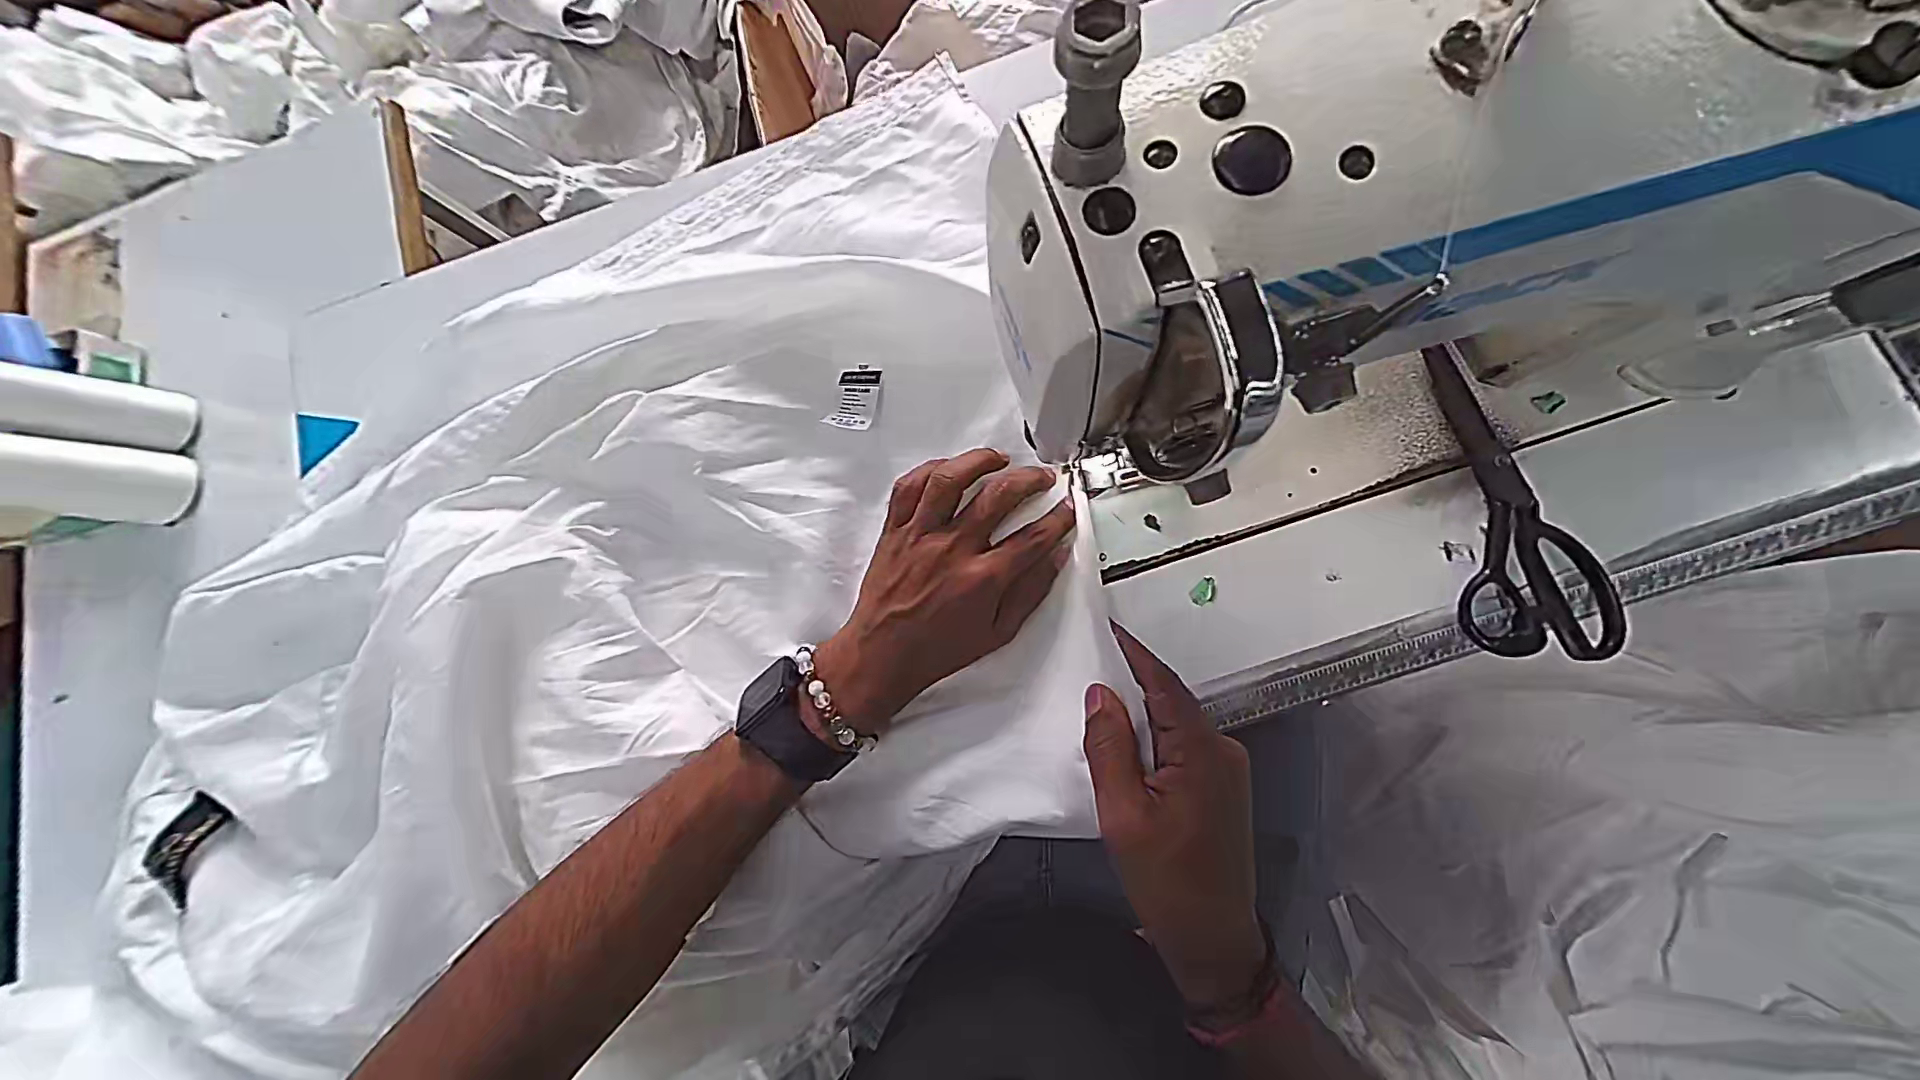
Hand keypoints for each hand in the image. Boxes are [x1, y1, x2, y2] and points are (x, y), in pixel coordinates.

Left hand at [812, 448, 1075, 733]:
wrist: (883, 654)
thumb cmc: (935, 648)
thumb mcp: (997, 632)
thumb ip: (1031, 592)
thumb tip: (1054, 559)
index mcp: (981, 579)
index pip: (1033, 536)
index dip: (1058, 518)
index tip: (1065, 509)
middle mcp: (951, 551)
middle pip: (998, 496)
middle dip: (1030, 479)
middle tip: (1041, 478)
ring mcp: (920, 537)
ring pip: (950, 480)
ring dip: (979, 461)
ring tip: (997, 459)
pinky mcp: (895, 532)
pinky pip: (908, 487)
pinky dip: (930, 470)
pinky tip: (948, 468)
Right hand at [1084, 625, 1264, 1010]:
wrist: (1213, 941)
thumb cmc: (1167, 883)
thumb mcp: (1122, 814)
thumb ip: (1109, 748)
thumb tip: (1100, 695)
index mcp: (1202, 753)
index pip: (1165, 686)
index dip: (1135, 655)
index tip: (1109, 629)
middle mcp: (1223, 751)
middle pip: (1171, 701)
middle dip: (1132, 684)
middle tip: (1092, 668)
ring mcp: (1227, 769)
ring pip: (1176, 724)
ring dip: (1142, 714)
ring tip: (1102, 710)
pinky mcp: (1223, 785)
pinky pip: (1183, 744)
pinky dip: (1154, 737)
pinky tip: (1128, 748)